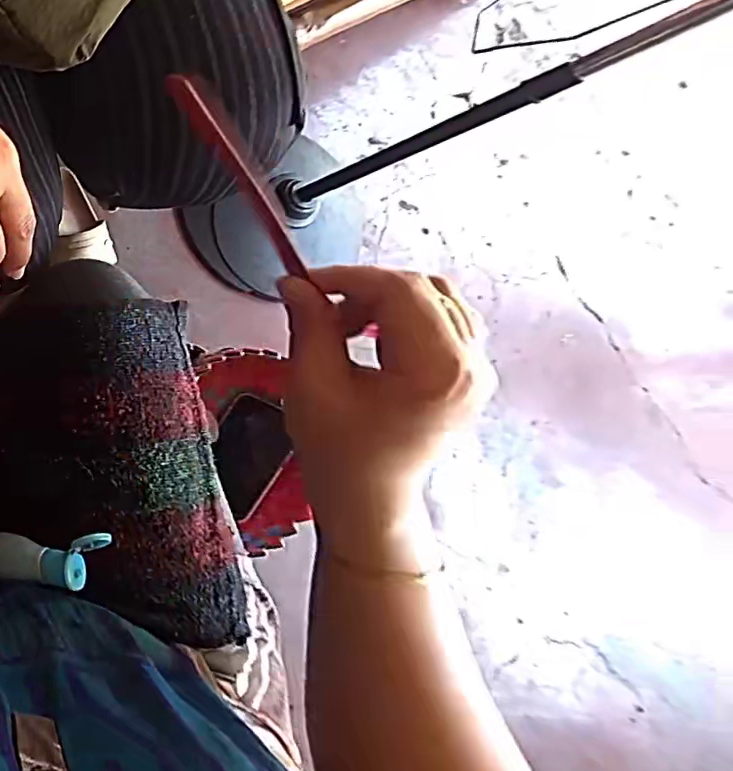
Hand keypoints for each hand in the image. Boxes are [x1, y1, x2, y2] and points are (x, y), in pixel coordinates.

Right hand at [279, 266, 494, 568]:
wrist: (368, 494)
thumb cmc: (336, 447)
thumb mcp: (310, 383)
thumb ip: (309, 326)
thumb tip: (295, 285)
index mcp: (437, 368)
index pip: (402, 290)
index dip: (346, 276)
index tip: (301, 284)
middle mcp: (471, 364)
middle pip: (424, 289)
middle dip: (363, 286)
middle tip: (316, 305)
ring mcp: (475, 370)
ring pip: (435, 302)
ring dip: (381, 300)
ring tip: (338, 324)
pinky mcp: (465, 375)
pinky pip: (440, 323)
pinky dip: (398, 317)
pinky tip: (364, 335)